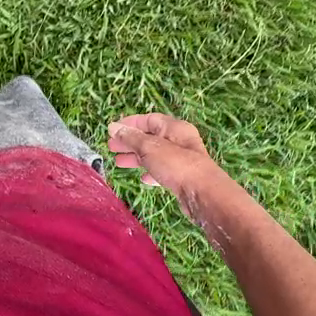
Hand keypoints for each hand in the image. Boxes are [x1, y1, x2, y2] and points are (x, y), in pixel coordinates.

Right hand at [107, 113, 242, 218]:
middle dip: (129, 142)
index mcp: (174, 128)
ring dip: (136, 158)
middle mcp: (179, 141)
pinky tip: (142, 178)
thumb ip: (130, 137)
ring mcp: (182, 160)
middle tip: (111, 147)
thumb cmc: (177, 165)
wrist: (204, 195)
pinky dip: (150, 172)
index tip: (112, 130)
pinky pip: (162, 170)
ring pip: (154, 155)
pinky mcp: (183, 177)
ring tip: (119, 162)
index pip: (148, 120)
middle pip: (149, 137)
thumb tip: (113, 127)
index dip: (129, 123)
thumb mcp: (149, 147)